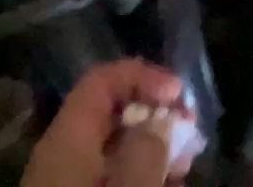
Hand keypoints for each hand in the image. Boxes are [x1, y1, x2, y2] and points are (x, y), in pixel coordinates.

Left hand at [21, 59, 197, 186]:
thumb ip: (145, 152)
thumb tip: (161, 120)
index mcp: (67, 135)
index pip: (103, 79)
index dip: (144, 75)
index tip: (179, 92)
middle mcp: (61, 150)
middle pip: (110, 111)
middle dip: (155, 113)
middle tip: (191, 129)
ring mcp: (63, 178)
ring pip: (112, 146)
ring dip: (151, 145)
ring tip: (185, 158)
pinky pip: (106, 172)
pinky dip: (136, 170)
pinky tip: (164, 179)